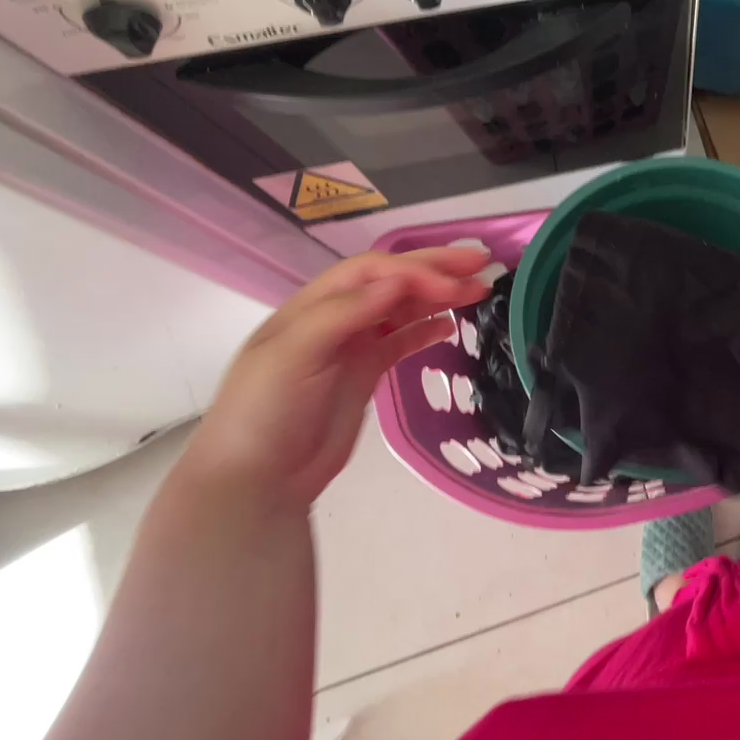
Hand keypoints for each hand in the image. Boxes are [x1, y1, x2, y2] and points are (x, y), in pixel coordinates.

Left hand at [178, 246, 491, 509]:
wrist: (259, 475)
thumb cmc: (265, 410)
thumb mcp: (293, 355)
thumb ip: (343, 314)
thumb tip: (398, 281)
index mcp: (312, 306)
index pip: (372, 272)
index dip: (414, 271)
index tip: (454, 283)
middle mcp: (335, 319)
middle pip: (391, 283)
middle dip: (435, 270)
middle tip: (480, 264)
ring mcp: (351, 347)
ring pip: (401, 309)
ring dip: (437, 297)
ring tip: (478, 292)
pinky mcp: (365, 374)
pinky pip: (401, 342)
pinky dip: (426, 331)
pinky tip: (450, 327)